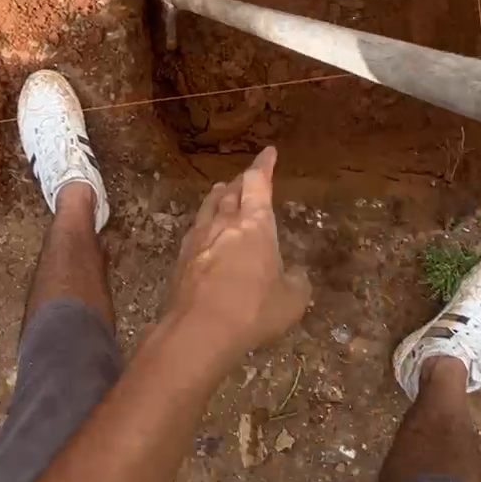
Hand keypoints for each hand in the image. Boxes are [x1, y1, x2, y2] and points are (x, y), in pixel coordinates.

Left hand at [160, 147, 311, 368]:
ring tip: (223, 190)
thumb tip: (296, 273)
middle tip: (248, 177)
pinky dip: (205, 221)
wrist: (198, 329)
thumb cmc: (253, 310)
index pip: (258, 182)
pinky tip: (204, 228)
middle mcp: (225, 221)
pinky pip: (197, 228)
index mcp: (255, 223)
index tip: (269, 152)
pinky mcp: (183, 256)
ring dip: (220, 195)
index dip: (264, 165)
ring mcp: (200, 236)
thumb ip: (297, 282)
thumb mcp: (291, 301)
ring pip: (210, 205)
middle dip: (242, 181)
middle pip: (232, 191)